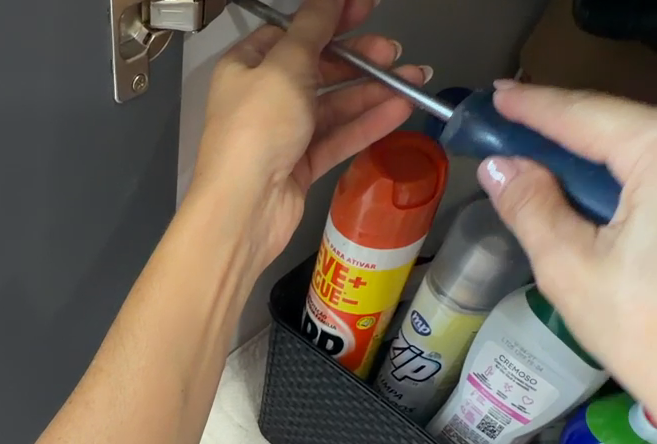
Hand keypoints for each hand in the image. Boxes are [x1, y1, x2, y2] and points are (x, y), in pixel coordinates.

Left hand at [186, 0, 430, 266]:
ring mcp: (281, 136)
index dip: (329, 20)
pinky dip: (367, 124)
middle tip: (391, 52)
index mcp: (246, 68)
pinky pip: (337, 138)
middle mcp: (262, 100)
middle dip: (357, 59)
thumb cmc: (255, 131)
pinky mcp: (298, 167)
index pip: (291, 33)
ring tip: (413, 79)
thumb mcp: (285, 65)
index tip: (366, 8)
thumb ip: (313, 27)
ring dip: (371, 91)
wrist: (243, 210)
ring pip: (332, 106)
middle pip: (316, 69)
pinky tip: (399, 109)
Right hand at [476, 84, 656, 443]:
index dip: (536, 108)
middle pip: (643, 137)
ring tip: (621, 235)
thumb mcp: (570, 270)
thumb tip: (501, 166)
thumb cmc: (651, 333)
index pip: (589, 116)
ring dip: (647, 180)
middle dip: (595, 160)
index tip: (502, 96)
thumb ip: (532, 206)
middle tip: (551, 187)